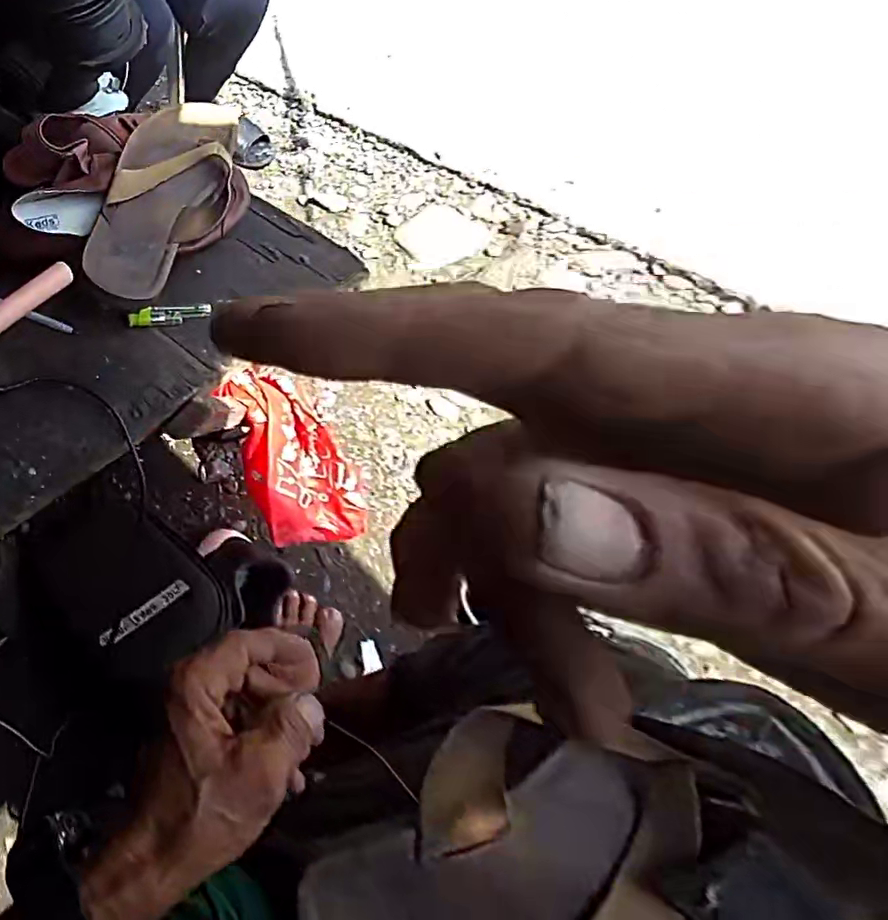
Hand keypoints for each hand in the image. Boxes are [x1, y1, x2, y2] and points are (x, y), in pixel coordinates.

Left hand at [81, 630, 323, 919]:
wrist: (161, 844)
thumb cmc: (204, 809)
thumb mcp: (259, 772)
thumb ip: (289, 731)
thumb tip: (310, 704)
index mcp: (194, 684)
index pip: (240, 644)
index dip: (279, 645)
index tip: (312, 655)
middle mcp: (185, 686)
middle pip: (241, 666)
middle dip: (282, 686)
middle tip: (314, 707)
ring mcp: (186, 708)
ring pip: (239, 693)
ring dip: (274, 714)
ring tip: (305, 744)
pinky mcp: (191, 730)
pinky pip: (230, 716)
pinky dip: (259, 731)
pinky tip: (286, 765)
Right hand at [214, 286, 887, 741]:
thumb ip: (736, 562)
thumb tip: (508, 505)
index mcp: (777, 387)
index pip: (513, 333)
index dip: (357, 327)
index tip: (242, 324)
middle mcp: (701, 394)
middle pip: (497, 423)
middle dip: (452, 520)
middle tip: (423, 609)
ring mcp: (685, 442)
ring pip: (512, 491)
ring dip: (504, 590)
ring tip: (560, 695)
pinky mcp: (677, 490)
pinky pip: (552, 524)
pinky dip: (536, 599)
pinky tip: (572, 673)